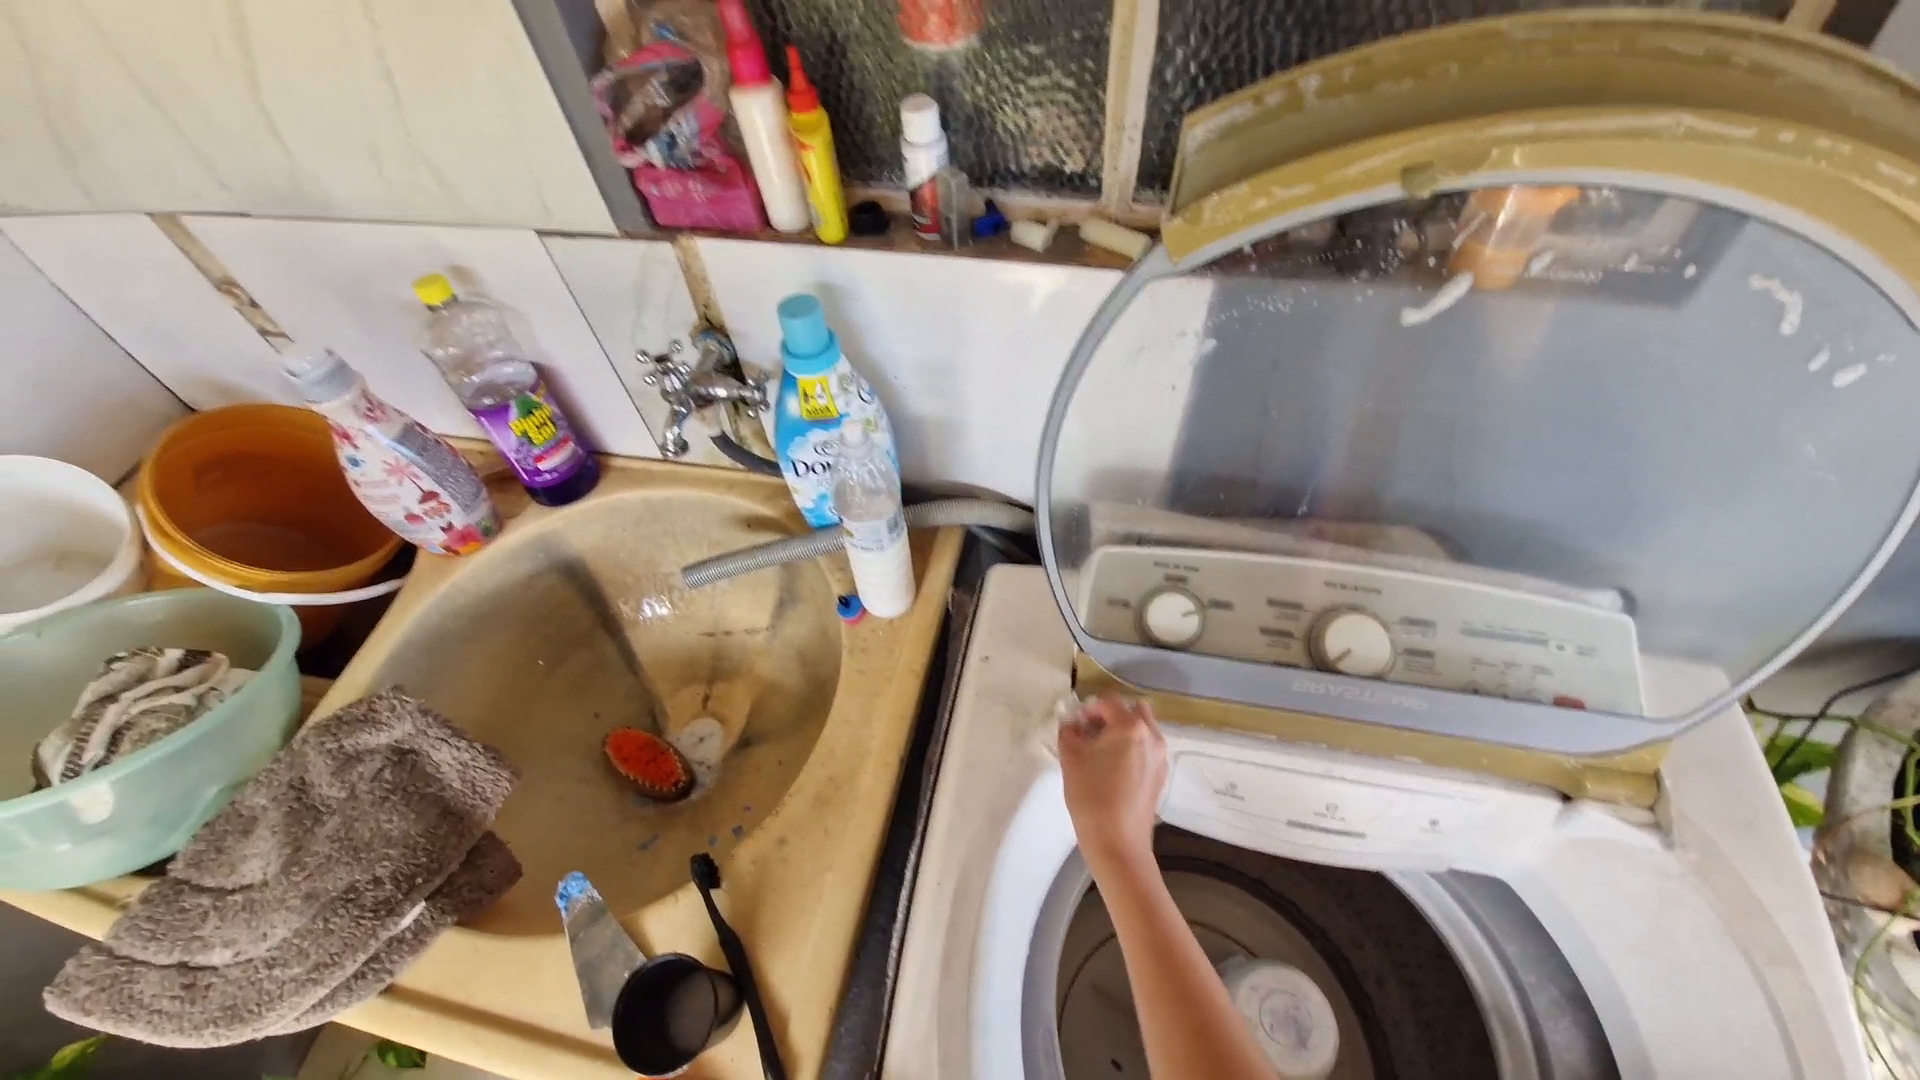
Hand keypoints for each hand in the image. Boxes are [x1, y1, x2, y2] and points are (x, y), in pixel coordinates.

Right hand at [1059, 696, 1168, 874]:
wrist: (1117, 843)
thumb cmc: (1091, 797)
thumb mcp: (1070, 758)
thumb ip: (1070, 731)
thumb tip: (1073, 724)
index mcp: (1130, 726)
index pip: (1108, 702)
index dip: (1088, 708)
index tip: (1075, 725)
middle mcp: (1152, 735)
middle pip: (1132, 710)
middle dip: (1111, 716)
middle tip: (1091, 733)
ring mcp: (1160, 756)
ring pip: (1143, 729)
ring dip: (1123, 731)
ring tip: (1102, 752)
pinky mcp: (1161, 774)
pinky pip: (1147, 748)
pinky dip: (1133, 748)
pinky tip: (1115, 769)